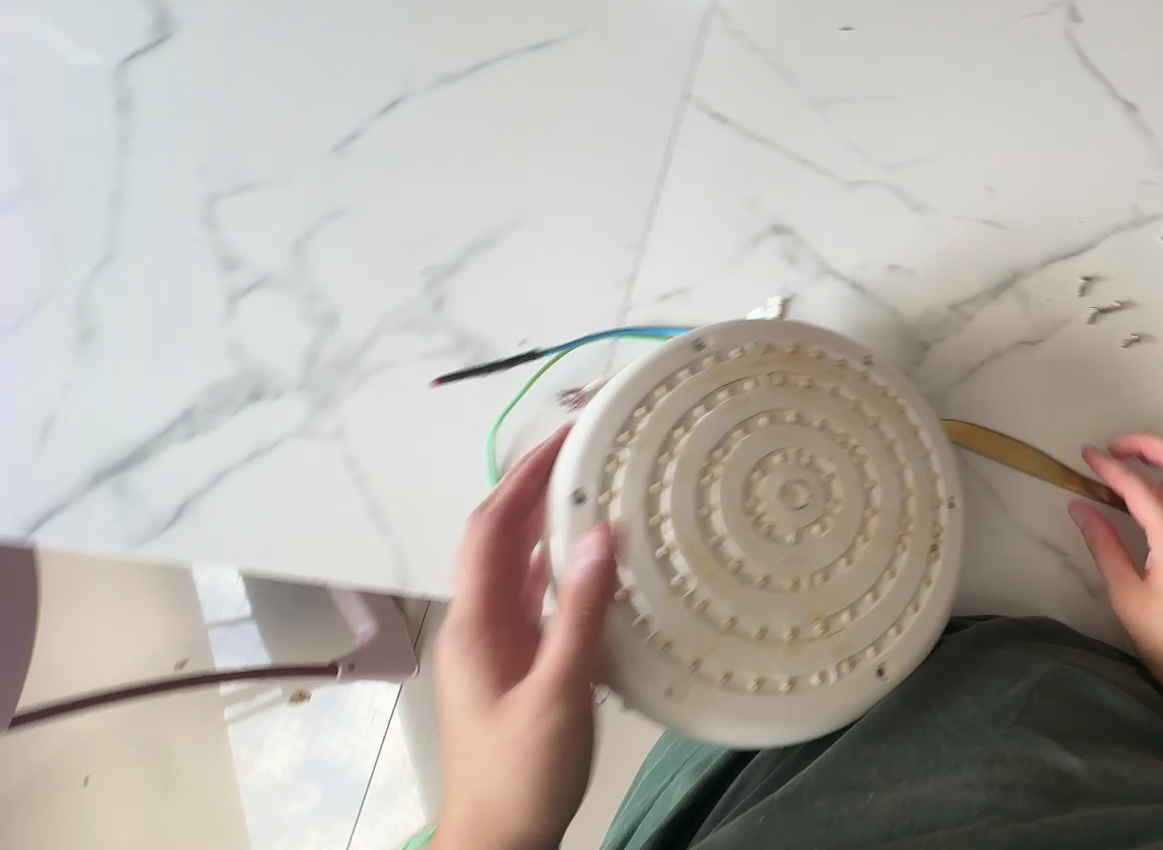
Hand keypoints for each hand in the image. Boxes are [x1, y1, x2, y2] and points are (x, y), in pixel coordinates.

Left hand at [436, 428, 618, 849]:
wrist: (497, 841)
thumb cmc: (521, 771)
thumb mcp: (558, 691)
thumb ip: (580, 612)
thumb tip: (602, 534)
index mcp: (477, 621)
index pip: (492, 527)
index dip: (523, 477)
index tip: (565, 437)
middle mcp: (481, 619)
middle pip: (500, 535)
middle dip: (535, 485)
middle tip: (587, 447)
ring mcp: (499, 638)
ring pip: (519, 560)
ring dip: (548, 517)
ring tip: (596, 483)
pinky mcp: (520, 655)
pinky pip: (538, 588)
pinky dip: (562, 557)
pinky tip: (596, 552)